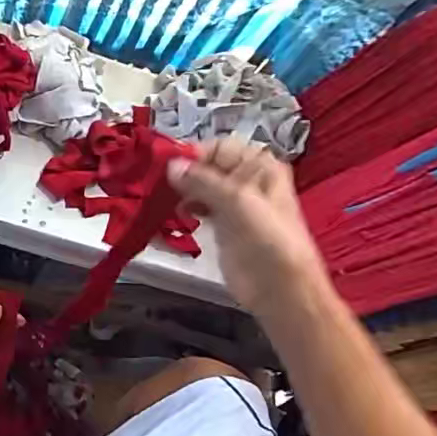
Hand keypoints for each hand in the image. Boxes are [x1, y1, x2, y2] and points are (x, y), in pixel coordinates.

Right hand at [167, 138, 328, 313]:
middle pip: (206, 166)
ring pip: (199, 187)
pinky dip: (183, 209)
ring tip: (162, 200)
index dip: (194, 155)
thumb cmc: (268, 240)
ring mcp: (233, 204)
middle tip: (157, 184)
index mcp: (259, 166)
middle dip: (183, 173)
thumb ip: (202, 181)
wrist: (279, 288)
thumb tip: (171, 165)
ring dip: (179, 191)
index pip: (218, 147)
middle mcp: (246, 180)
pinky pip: (197, 208)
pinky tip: (171, 215)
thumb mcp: (237, 201)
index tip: (168, 166)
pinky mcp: (221, 225)